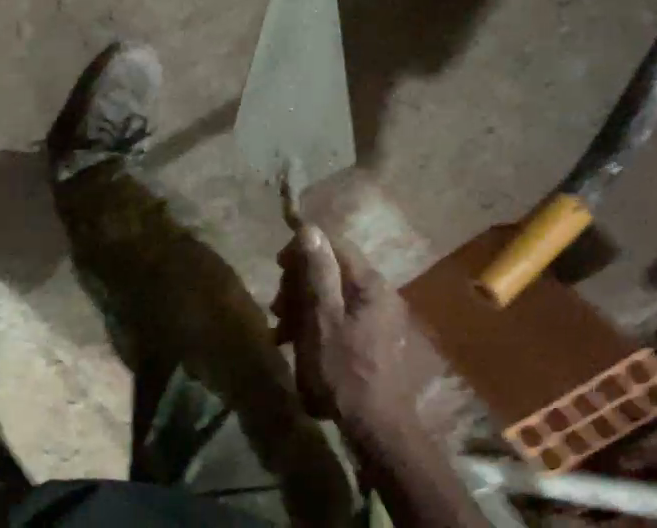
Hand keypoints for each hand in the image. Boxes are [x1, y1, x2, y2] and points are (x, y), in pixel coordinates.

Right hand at [272, 226, 415, 427]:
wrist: (375, 428)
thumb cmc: (342, 370)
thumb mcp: (321, 317)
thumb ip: (317, 272)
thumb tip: (309, 228)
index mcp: (370, 285)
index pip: (333, 244)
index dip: (301, 250)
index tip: (278, 268)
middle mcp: (379, 294)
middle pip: (329, 268)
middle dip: (298, 283)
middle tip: (277, 308)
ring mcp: (378, 317)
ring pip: (329, 293)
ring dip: (300, 305)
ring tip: (281, 331)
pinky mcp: (372, 337)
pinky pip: (337, 314)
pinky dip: (314, 321)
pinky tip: (295, 341)